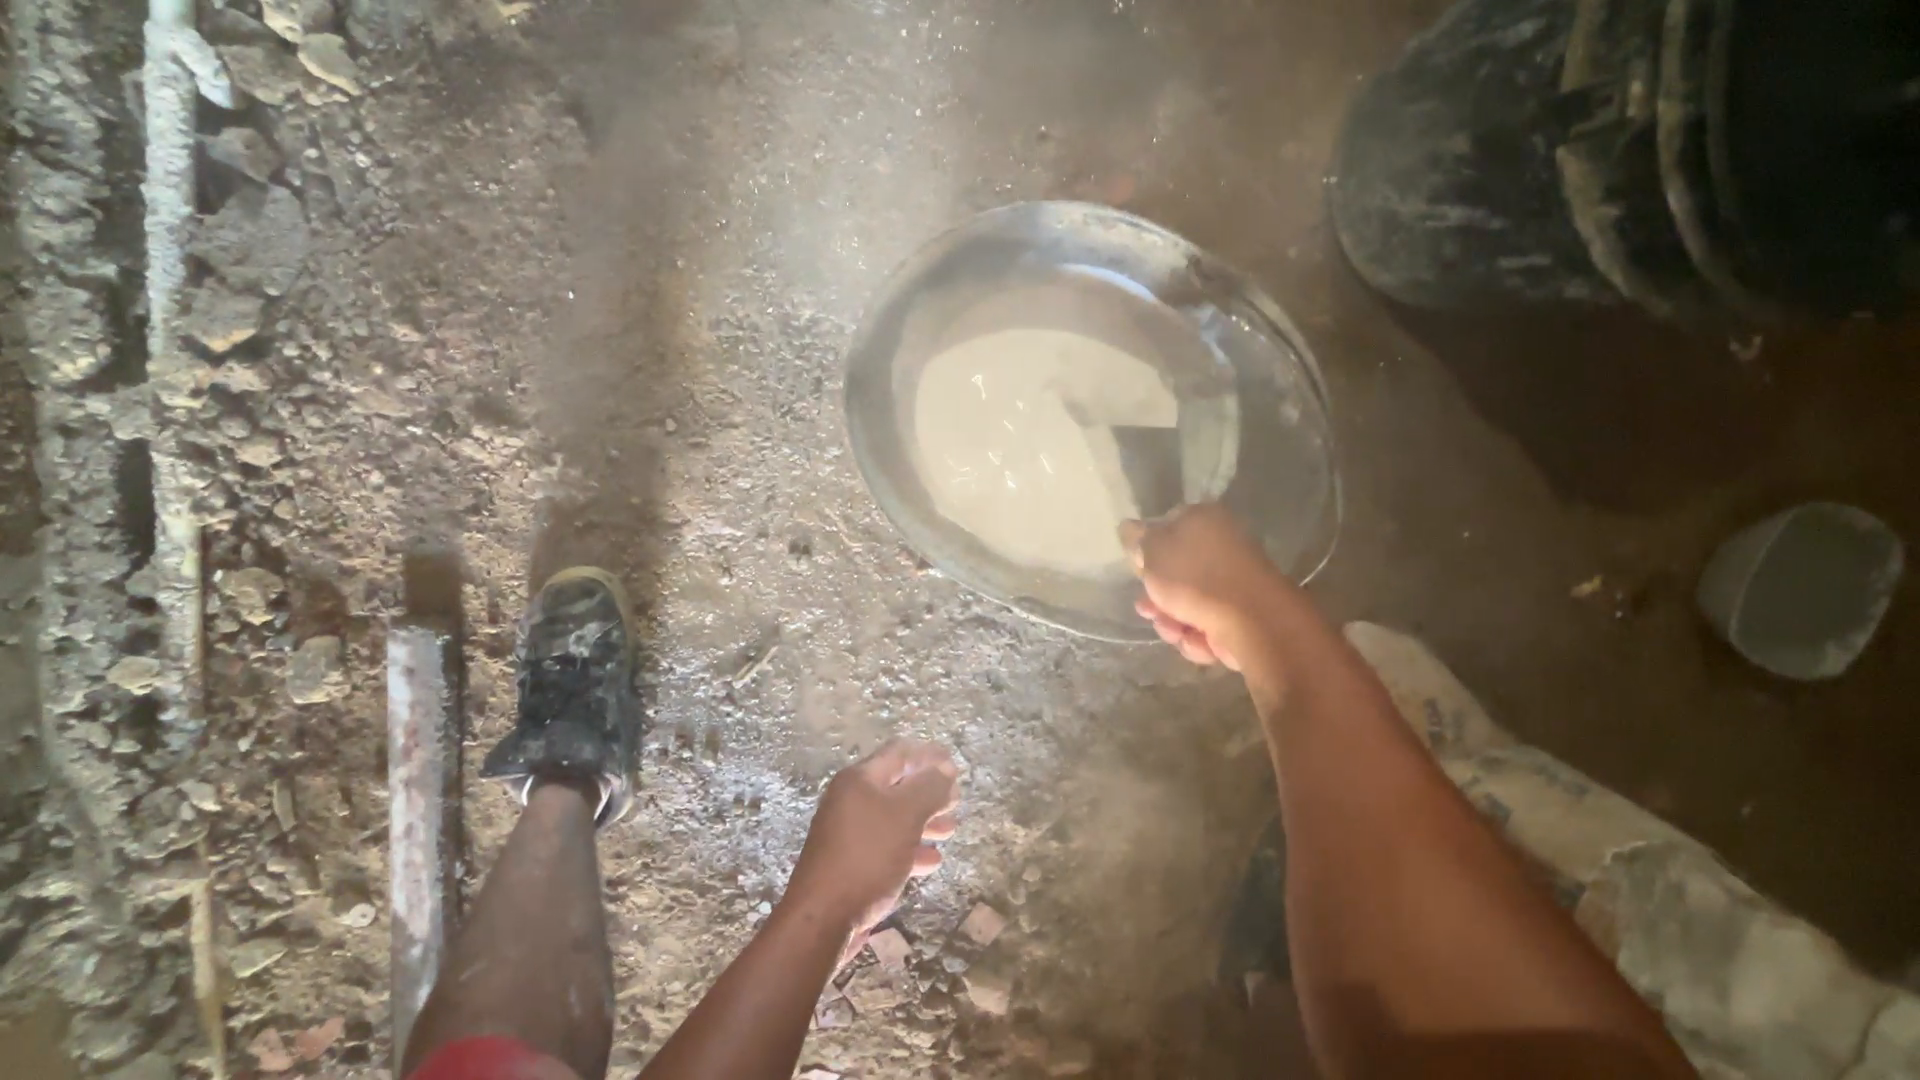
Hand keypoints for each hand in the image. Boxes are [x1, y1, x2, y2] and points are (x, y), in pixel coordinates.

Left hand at [783, 740, 959, 945]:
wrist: (823, 919)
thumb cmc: (867, 857)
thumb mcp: (905, 815)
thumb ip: (929, 788)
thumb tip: (944, 772)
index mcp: (860, 780)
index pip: (900, 753)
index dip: (930, 755)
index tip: (956, 766)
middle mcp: (850, 800)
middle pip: (897, 785)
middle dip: (929, 791)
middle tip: (957, 801)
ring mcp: (849, 833)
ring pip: (894, 817)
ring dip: (924, 820)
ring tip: (951, 830)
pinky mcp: (851, 863)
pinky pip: (887, 846)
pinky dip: (911, 848)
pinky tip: (931, 862)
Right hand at [1119, 503, 1292, 669]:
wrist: (1250, 620)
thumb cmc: (1194, 577)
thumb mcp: (1152, 550)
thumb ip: (1137, 539)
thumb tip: (1128, 526)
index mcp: (1204, 520)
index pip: (1166, 528)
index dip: (1147, 551)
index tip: (1138, 571)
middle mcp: (1221, 547)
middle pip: (1175, 573)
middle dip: (1157, 598)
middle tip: (1148, 609)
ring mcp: (1233, 584)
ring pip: (1187, 605)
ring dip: (1173, 622)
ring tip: (1175, 630)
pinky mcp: (1240, 617)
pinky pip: (1207, 625)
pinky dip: (1198, 636)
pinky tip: (1198, 640)